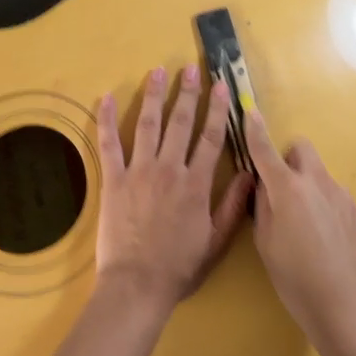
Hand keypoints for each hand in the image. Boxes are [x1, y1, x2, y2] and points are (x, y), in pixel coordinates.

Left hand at [93, 65, 254, 309]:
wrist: (137, 286)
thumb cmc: (179, 268)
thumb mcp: (216, 242)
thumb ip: (233, 206)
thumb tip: (250, 174)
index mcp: (196, 184)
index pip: (210, 138)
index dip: (216, 109)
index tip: (220, 86)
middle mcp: (169, 169)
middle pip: (180, 123)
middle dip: (187, 93)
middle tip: (190, 69)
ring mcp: (139, 171)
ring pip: (148, 124)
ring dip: (153, 95)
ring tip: (157, 71)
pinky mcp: (113, 179)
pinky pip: (109, 144)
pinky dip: (106, 119)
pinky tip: (105, 97)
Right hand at [245, 110, 355, 335]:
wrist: (347, 307)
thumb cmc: (296, 279)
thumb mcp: (265, 243)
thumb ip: (262, 205)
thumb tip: (264, 185)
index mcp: (288, 189)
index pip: (265, 149)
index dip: (255, 129)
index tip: (249, 111)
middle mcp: (316, 182)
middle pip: (301, 149)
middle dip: (288, 159)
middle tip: (282, 188)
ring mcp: (341, 194)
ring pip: (318, 174)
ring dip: (308, 186)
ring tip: (306, 225)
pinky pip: (334, 196)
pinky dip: (325, 206)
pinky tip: (326, 239)